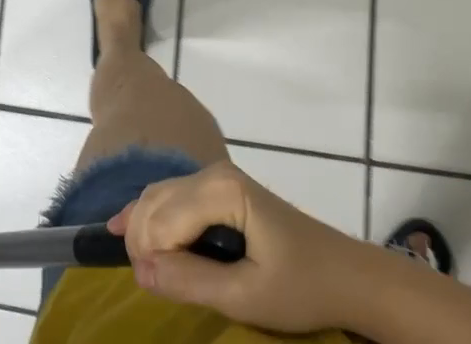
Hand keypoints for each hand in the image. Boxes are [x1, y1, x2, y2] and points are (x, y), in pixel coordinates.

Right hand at [110, 162, 381, 333]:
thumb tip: (141, 271)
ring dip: (143, 233)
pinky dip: (147, 215)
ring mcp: (217, 178)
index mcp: (222, 191)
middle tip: (152, 284)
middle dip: (142, 243)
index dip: (152, 258)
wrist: (348, 277)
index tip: (161, 290)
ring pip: (157, 198)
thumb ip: (191, 281)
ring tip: (149, 272)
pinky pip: (171, 197)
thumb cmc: (303, 287)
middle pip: (153, 204)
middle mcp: (214, 173)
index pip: (160, 221)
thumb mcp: (247, 297)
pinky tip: (122, 228)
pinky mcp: (220, 190)